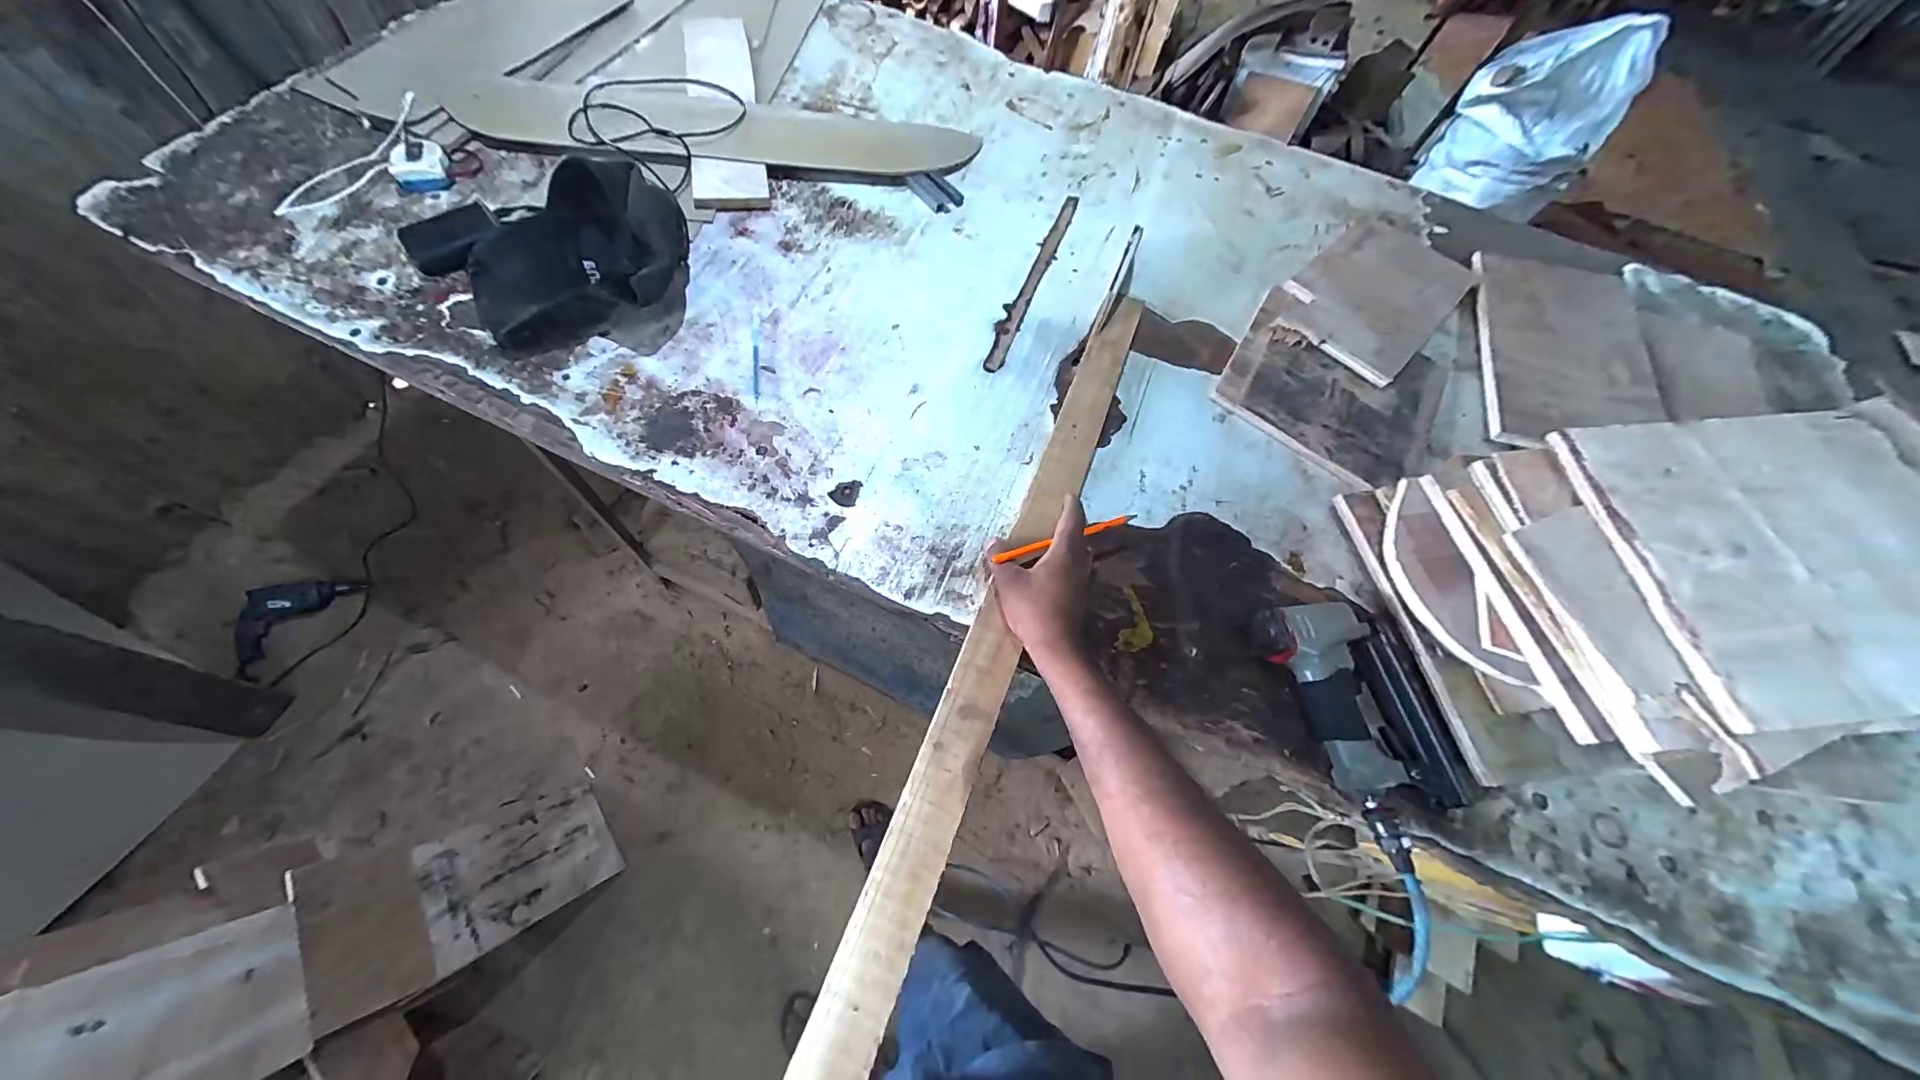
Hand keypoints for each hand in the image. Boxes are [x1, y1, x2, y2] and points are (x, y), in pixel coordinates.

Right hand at [989, 497, 1091, 666]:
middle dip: (1066, 525)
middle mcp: (1079, 562)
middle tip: (1050, 518)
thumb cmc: (1034, 610)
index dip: (1071, 505)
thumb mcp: (1008, 583)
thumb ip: (1000, 560)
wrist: (1057, 648)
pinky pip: (1071, 570)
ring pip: (1075, 555)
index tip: (1068, 495)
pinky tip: (1043, 572)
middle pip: (1077, 536)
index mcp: (1065, 552)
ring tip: (1042, 544)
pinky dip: (1060, 563)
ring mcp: (1082, 580)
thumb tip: (994, 544)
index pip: (1073, 519)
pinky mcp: (1079, 596)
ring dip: (1062, 546)